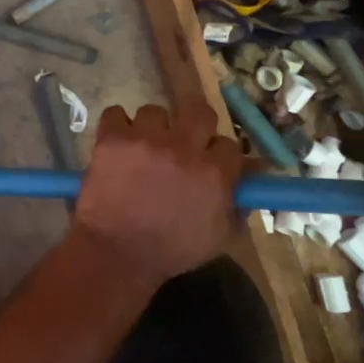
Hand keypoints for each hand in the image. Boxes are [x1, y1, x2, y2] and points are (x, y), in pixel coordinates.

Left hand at [71, 103, 243, 282]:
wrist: (118, 252)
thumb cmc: (173, 249)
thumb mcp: (221, 234)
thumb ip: (239, 201)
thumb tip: (252, 174)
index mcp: (214, 172)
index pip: (229, 143)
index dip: (220, 153)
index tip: (210, 161)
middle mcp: (181, 148)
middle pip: (198, 110)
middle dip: (194, 123)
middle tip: (183, 139)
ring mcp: (144, 139)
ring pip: (154, 111)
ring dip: (152, 128)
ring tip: (145, 148)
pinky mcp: (112, 138)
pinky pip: (116, 112)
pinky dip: (118, 126)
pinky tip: (120, 144)